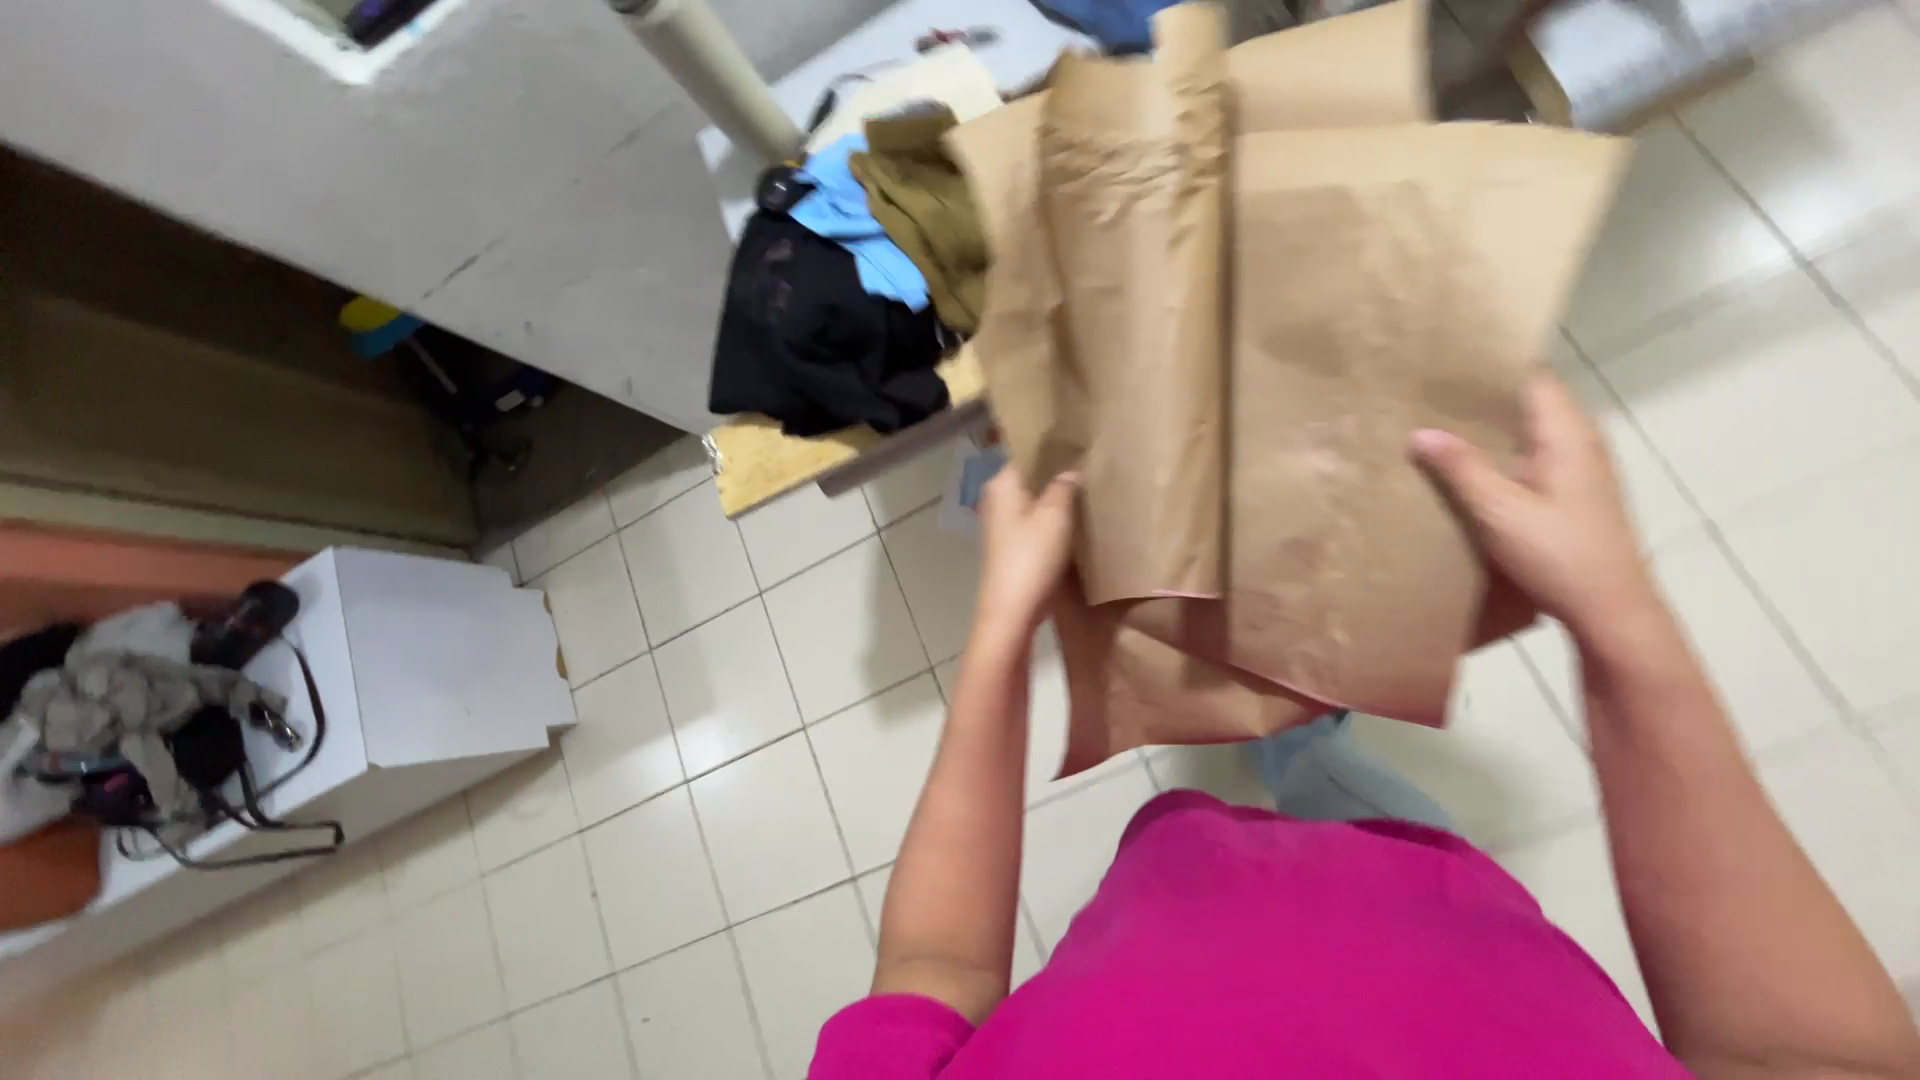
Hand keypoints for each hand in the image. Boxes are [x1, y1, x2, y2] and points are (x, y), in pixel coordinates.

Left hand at [973, 465, 1079, 644]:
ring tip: (1089, 489)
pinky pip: (1036, 524)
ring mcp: (1003, 525)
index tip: (1080, 443)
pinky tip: (1075, 521)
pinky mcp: (1012, 548)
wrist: (1012, 612)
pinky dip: (1053, 521)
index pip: (1027, 452)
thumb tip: (1070, 471)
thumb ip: (1063, 486)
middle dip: (1058, 473)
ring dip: (1057, 499)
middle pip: (1031, 478)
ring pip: (1035, 502)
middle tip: (1092, 465)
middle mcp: (997, 500)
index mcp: (1002, 484)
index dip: (1053, 448)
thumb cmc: (1031, 558)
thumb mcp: (1054, 515)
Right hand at [1409, 369, 1657, 636]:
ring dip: (1485, 426)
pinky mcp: (1568, 491)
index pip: (1531, 377)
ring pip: (1525, 430)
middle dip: (1479, 395)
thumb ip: (1462, 468)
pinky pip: (1526, 455)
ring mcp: (1576, 467)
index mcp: (1566, 435)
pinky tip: (1462, 465)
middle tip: (1425, 391)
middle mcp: (1577, 441)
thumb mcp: (1500, 511)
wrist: (1610, 608)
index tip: (1445, 359)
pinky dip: (1495, 451)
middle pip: (1526, 401)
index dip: (1491, 364)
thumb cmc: (1559, 554)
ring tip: (1433, 422)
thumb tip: (1421, 432)